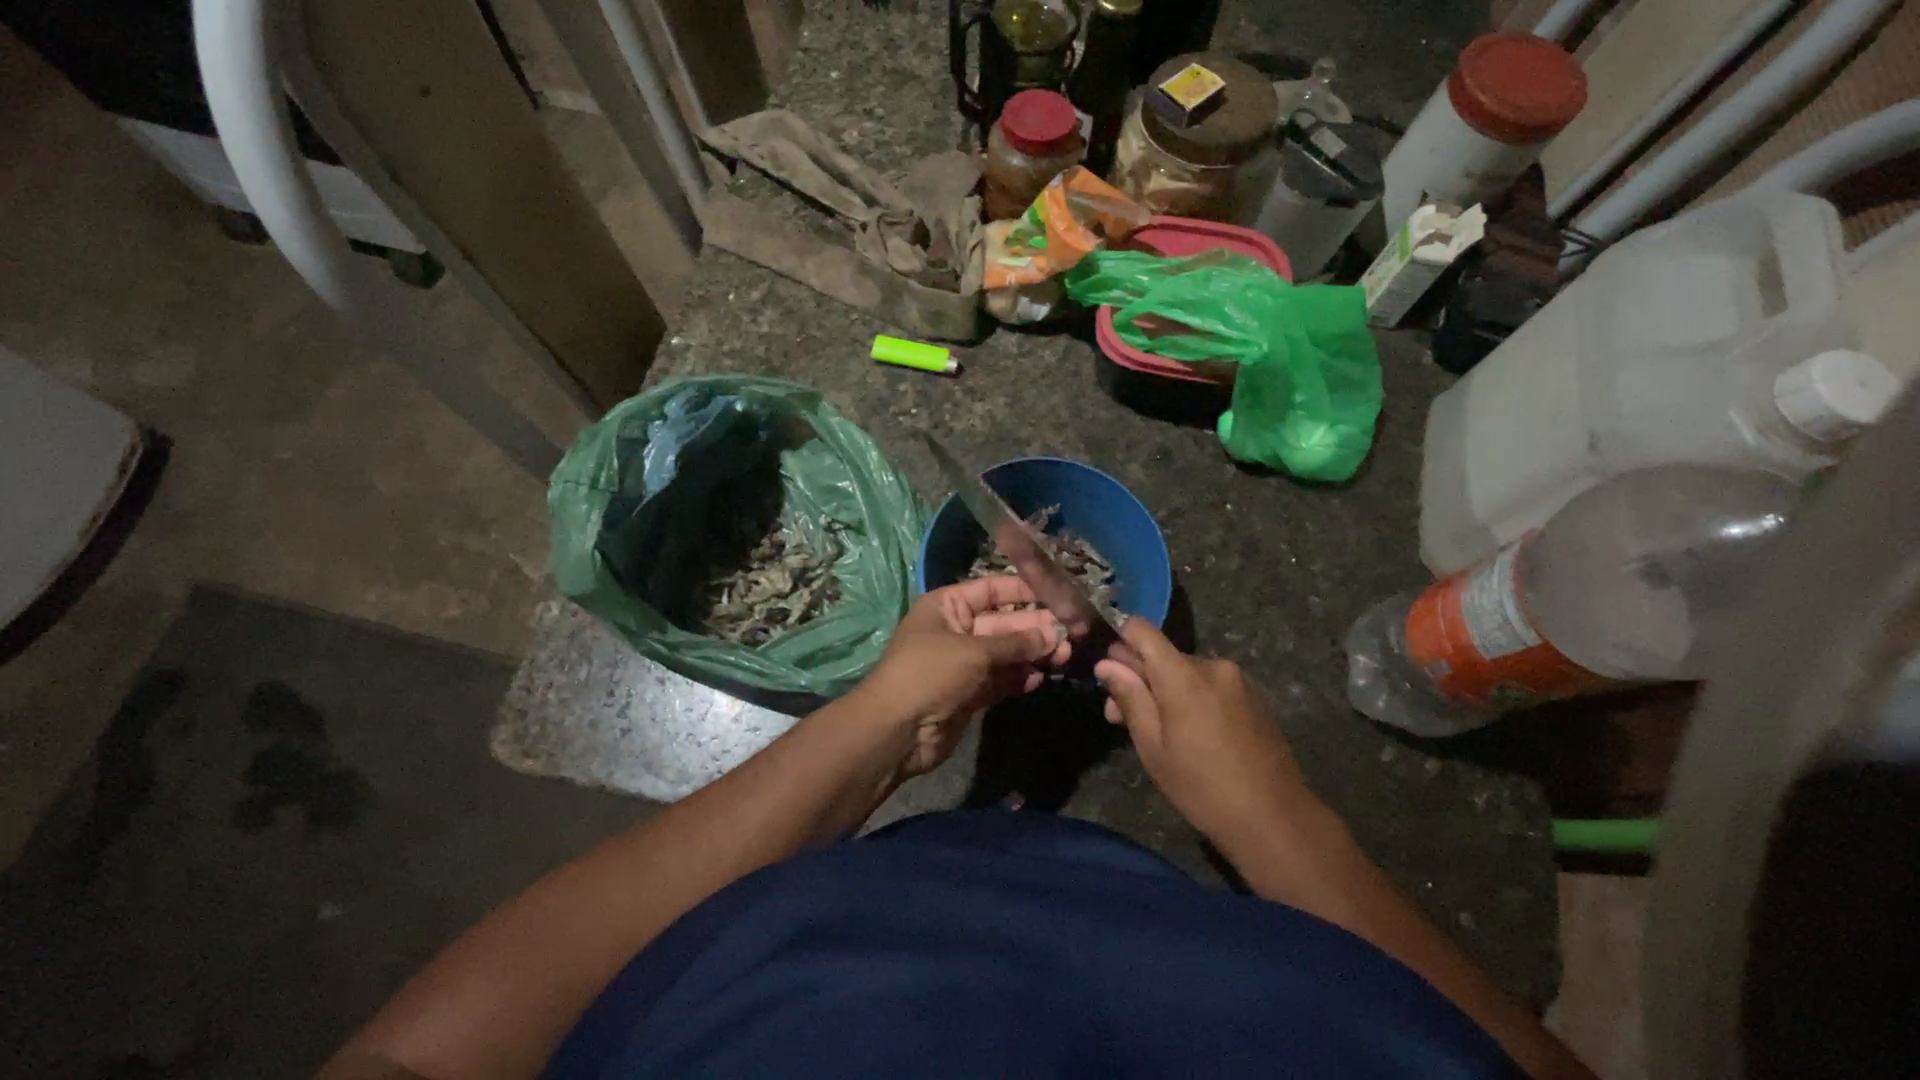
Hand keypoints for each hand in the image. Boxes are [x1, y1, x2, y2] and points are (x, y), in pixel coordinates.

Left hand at [855, 576, 1070, 778]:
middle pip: (1004, 623)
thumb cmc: (929, 674)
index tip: (1059, 595)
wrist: (897, 730)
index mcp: (947, 606)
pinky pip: (1001, 679)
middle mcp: (957, 630)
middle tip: (1070, 635)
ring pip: (1006, 654)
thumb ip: (1015, 643)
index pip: (991, 589)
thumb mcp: (974, 651)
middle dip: (1035, 628)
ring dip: (1033, 655)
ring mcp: (963, 663)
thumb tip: (1054, 634)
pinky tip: (1041, 678)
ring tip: (1064, 657)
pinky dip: (1020, 678)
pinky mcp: (970, 693)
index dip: (1023, 590)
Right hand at [1094, 619, 1307, 852]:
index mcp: (1183, 674)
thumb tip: (1106, 664)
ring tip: (1156, 731)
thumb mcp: (1153, 747)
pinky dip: (1192, 698)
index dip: (1119, 641)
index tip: (1107, 669)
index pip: (1142, 630)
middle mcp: (1213, 665)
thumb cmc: (1201, 786)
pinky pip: (1211, 686)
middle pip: (1164, 656)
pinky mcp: (1254, 696)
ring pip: (1187, 673)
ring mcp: (1238, 680)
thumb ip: (1130, 698)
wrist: (1274, 816)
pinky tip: (1191, 734)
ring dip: (1165, 691)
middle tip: (1119, 717)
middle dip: (1138, 678)